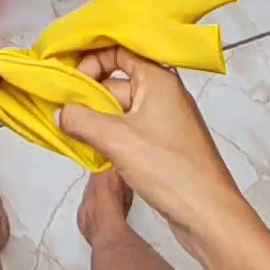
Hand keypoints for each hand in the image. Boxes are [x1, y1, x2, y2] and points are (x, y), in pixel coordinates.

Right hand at [59, 46, 236, 234]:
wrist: (210, 218)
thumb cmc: (169, 168)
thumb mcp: (116, 139)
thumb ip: (80, 119)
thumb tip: (59, 112)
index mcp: (157, 79)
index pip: (118, 51)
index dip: (92, 60)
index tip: (72, 78)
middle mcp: (163, 93)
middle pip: (116, 80)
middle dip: (89, 93)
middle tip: (64, 107)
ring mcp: (165, 120)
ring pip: (120, 107)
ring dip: (96, 117)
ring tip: (72, 129)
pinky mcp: (164, 145)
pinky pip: (129, 128)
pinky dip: (109, 133)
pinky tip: (91, 147)